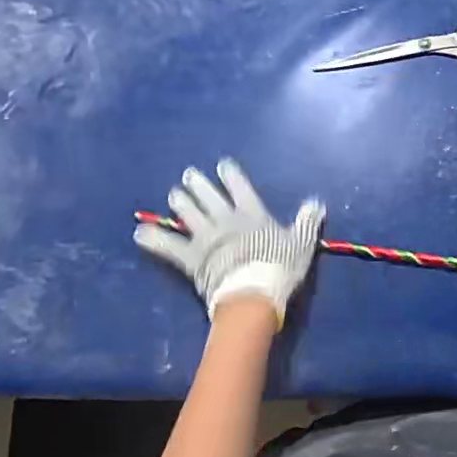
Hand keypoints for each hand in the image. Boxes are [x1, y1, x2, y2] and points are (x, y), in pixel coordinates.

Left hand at [134, 159, 324, 320]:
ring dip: (180, 203)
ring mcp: (205, 237)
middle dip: (197, 185)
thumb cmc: (280, 268)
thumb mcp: (302, 244)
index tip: (222, 165)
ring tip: (173, 196)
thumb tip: (317, 203)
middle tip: (188, 176)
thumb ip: (307, 222)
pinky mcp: (191, 257)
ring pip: (188, 213)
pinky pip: (168, 245)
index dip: (230, 175)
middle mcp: (225, 220)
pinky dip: (153, 239)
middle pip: (208, 196)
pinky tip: (139, 233)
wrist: (254, 291)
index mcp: (252, 214)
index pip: (240, 187)